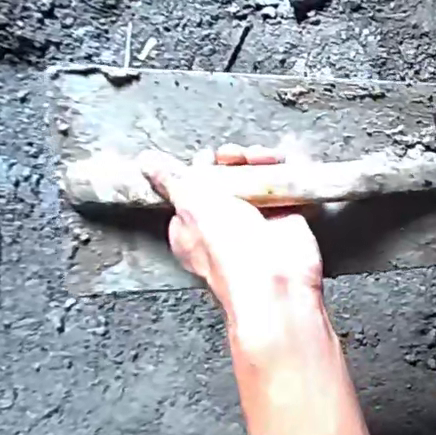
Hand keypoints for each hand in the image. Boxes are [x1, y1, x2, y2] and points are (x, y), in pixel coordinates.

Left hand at [140, 145, 323, 323]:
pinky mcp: (287, 217)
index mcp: (193, 224)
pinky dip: (286, 171)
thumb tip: (148, 162)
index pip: (194, 185)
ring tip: (262, 160)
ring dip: (260, 161)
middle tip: (237, 158)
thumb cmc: (228, 252)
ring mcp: (257, 219)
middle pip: (229, 175)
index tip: (210, 157)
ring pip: (258, 176)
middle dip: (234, 160)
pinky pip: (286, 185)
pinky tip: (281, 164)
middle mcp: (225, 221)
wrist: (275, 277)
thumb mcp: (190, 205)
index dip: (202, 168)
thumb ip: (171, 180)